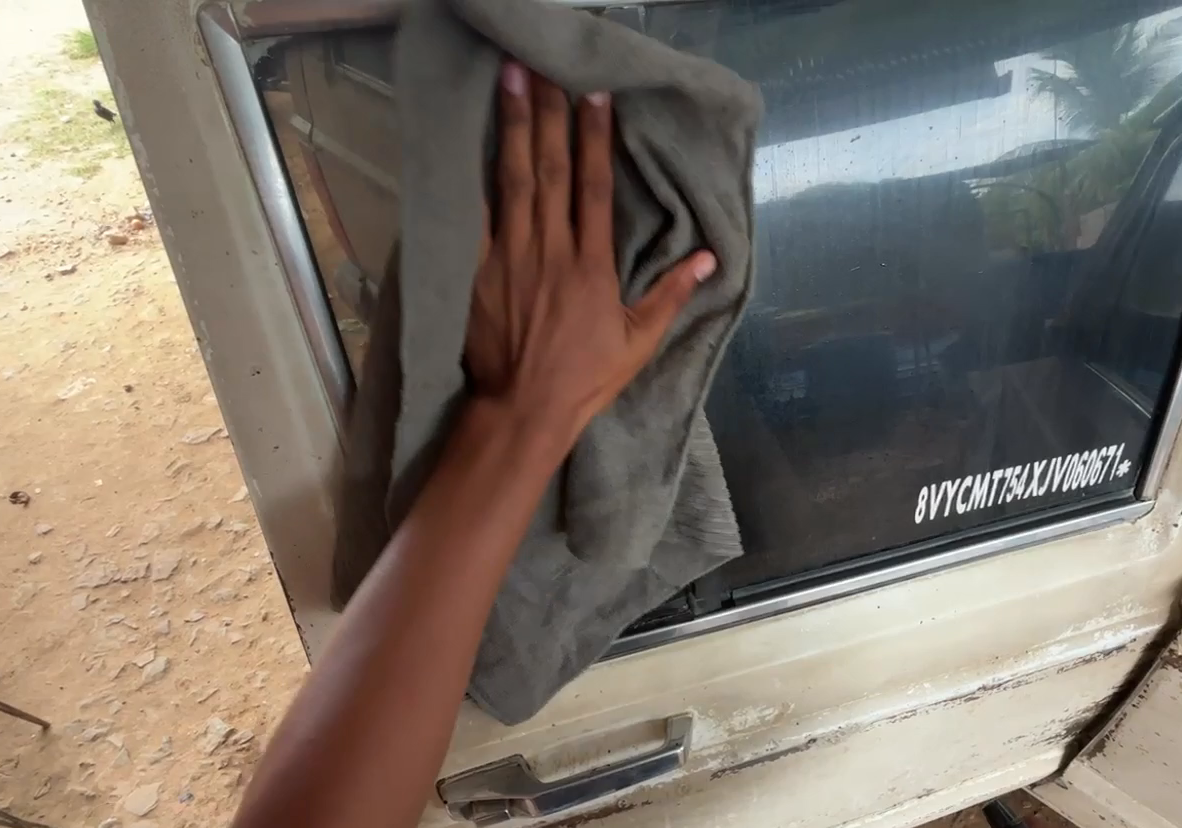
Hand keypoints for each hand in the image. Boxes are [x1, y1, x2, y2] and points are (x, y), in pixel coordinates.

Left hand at [463, 60, 716, 448]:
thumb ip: (670, 295)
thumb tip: (707, 259)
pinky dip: (477, 175)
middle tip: (544, 67)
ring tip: (510, 80)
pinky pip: (478, 213)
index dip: (595, 139)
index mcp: (591, 266)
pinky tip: (474, 140)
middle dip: (548, 114)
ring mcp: (510, 256)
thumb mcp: (638, 343)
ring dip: (511, 126)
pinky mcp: (479, 270)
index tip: (594, 96)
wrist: (524, 406)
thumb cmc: (586, 378)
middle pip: (550, 170)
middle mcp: (551, 250)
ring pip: (513, 180)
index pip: (595, 189)